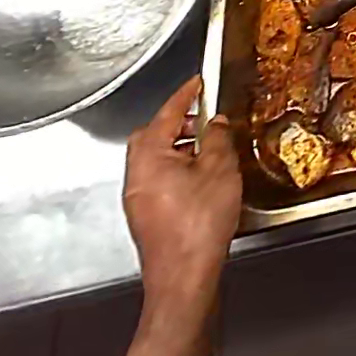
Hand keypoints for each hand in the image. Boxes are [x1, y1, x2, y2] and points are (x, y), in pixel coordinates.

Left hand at [123, 76, 241, 313]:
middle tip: (206, 116)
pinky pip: (160, 175)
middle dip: (178, 122)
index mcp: (149, 159)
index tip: (196, 83)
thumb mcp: (219, 169)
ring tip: (212, 145)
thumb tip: (216, 123)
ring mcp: (139, 197)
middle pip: (150, 137)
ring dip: (180, 145)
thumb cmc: (200, 219)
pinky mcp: (148, 213)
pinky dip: (179, 164)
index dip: (183, 96)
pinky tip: (204, 173)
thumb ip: (217, 139)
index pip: (165, 116)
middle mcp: (136, 176)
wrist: (184, 272)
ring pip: (156, 158)